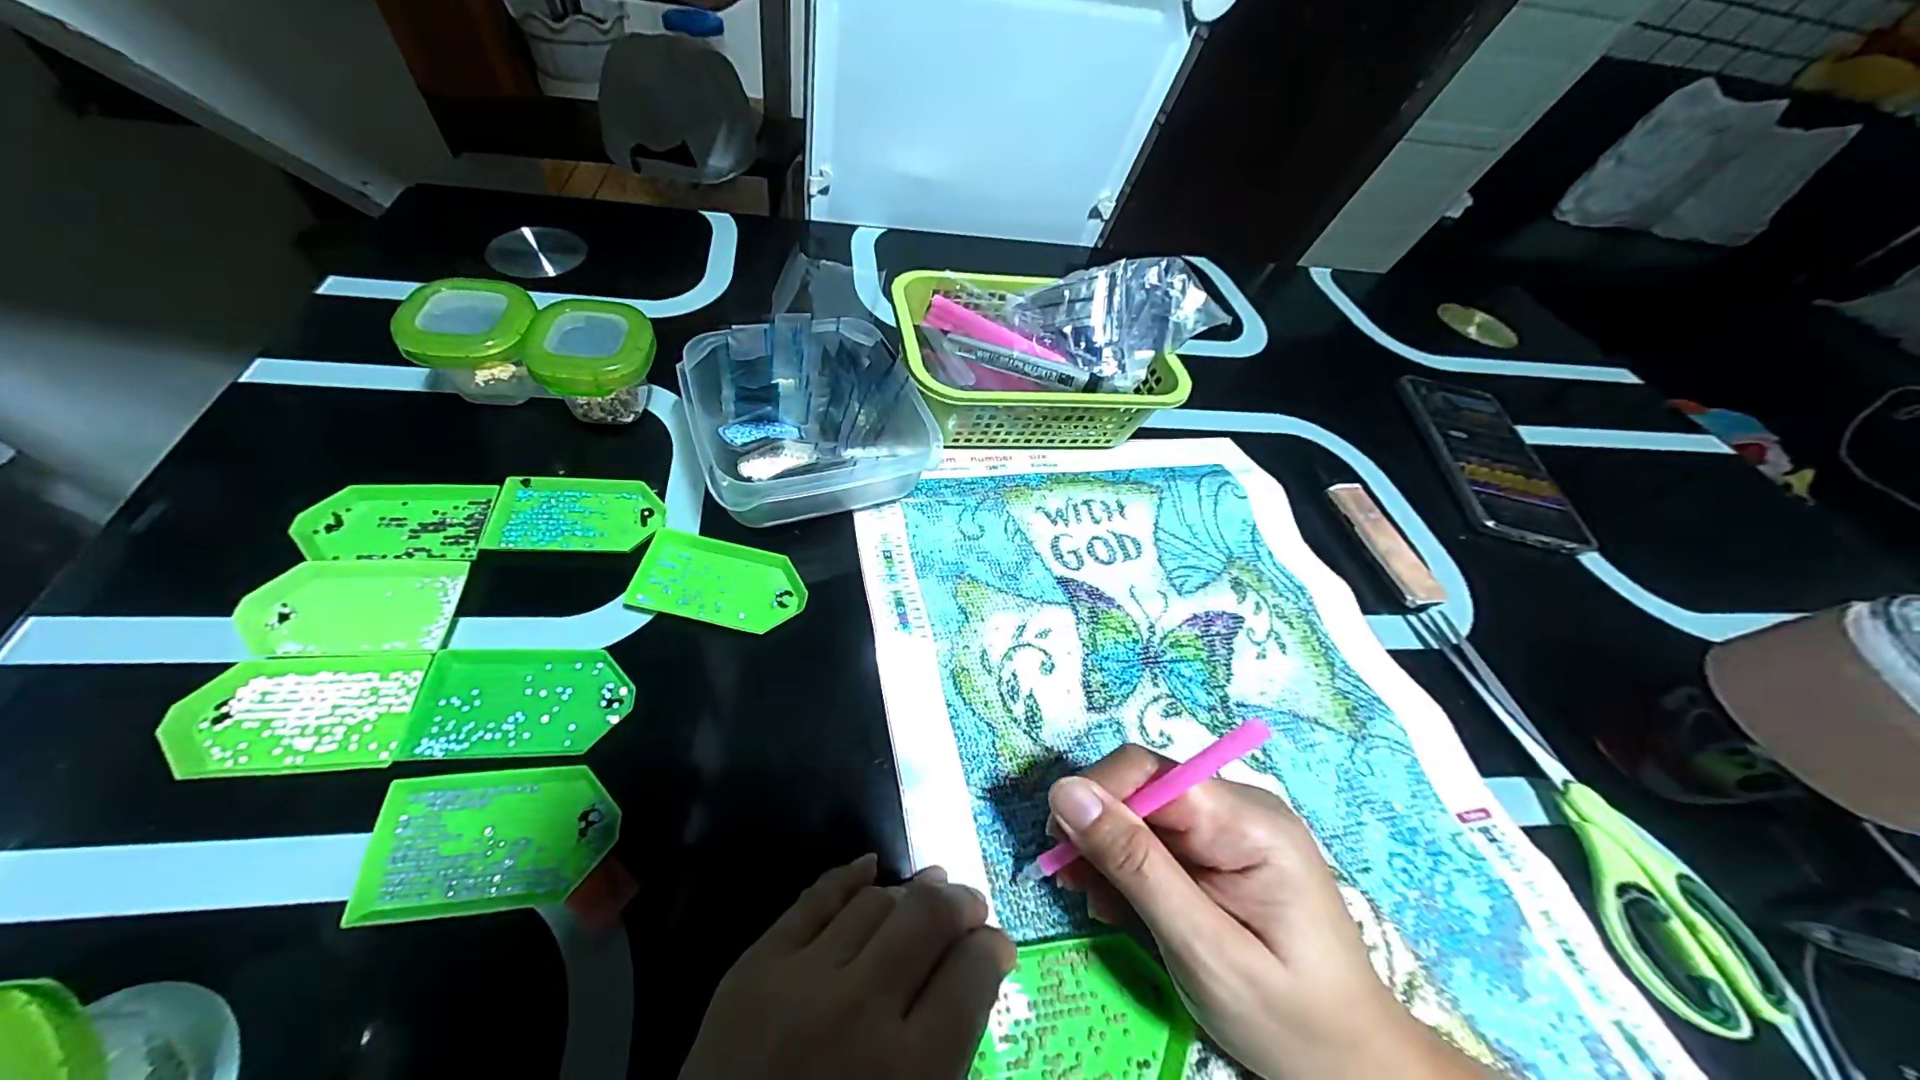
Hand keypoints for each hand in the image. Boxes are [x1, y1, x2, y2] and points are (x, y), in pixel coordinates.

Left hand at [680, 854, 1015, 1079]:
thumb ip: (948, 1052)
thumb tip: (974, 977)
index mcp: (911, 1069)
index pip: (973, 972)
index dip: (994, 948)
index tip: (996, 947)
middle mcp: (861, 1009)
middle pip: (929, 917)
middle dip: (962, 904)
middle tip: (970, 908)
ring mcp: (802, 980)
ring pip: (876, 902)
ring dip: (912, 893)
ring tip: (927, 894)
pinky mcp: (754, 967)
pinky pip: (814, 898)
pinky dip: (848, 877)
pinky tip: (870, 868)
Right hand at [1048, 746, 1491, 1079]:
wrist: (1353, 1065)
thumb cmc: (1285, 1016)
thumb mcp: (1200, 946)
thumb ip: (1133, 864)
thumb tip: (1065, 792)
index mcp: (1248, 821)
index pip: (1151, 772)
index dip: (1096, 797)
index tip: (1060, 850)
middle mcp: (1240, 807)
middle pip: (1144, 787)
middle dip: (1099, 830)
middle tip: (1074, 886)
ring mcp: (1233, 828)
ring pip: (1145, 814)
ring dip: (1109, 854)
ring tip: (1099, 905)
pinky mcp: (1224, 851)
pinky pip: (1161, 840)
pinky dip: (1131, 868)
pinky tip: (1121, 906)